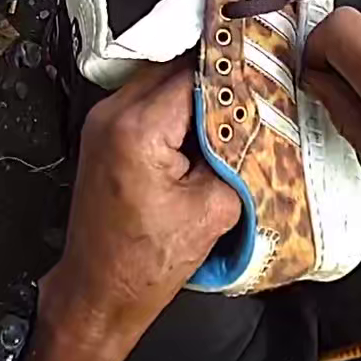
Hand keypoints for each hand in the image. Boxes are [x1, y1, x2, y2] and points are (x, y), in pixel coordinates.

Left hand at [32, 61, 238, 360]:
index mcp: (139, 129)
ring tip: (228, 113)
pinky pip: (145, 104)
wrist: (100, 290)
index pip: (195, 74)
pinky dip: (173, 109)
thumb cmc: (142, 263)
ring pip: (159, 83)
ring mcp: (102, 123)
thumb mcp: (213, 208)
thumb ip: (237, 155)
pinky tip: (199, 129)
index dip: (233, 73)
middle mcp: (112, 116)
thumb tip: (253, 125)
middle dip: (214, 79)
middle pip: (174, 70)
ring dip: (193, 93)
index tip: (260, 74)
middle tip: (250, 91)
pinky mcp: (103, 136)